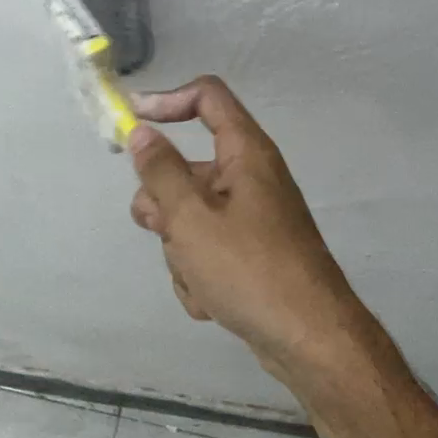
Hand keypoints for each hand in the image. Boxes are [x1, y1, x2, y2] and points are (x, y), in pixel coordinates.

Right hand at [126, 76, 367, 382]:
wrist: (307, 339)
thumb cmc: (249, 268)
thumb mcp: (192, 217)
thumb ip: (161, 172)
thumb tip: (142, 132)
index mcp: (246, 153)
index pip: (207, 98)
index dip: (167, 101)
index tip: (130, 121)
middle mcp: (251, 179)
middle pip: (187, 171)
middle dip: (165, 206)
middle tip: (165, 229)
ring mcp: (252, 220)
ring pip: (191, 219)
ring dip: (182, 250)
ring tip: (200, 278)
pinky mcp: (250, 257)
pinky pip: (207, 253)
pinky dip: (200, 276)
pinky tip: (212, 301)